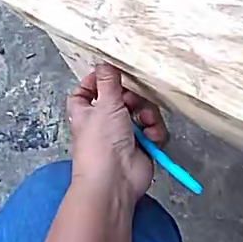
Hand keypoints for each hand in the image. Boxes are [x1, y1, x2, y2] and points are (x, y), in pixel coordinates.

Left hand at [66, 64, 168, 200]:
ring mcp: (125, 132)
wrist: (115, 178)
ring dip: (148, 116)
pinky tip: (151, 137)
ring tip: (145, 125)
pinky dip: (155, 131)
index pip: (88, 90)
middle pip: (124, 97)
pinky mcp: (143, 143)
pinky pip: (155, 128)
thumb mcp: (104, 105)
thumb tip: (104, 63)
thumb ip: (108, 82)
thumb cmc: (101, 144)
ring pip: (143, 112)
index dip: (99, 81)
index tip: (113, 74)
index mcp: (87, 110)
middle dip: (135, 99)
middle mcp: (105, 120)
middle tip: (133, 104)